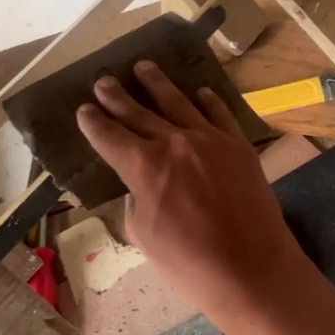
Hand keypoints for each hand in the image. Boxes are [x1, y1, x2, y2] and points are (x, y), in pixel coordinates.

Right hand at [77, 61, 312, 316]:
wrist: (251, 267)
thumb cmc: (190, 263)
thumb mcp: (144, 235)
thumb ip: (136, 202)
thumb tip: (141, 187)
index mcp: (144, 167)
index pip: (109, 136)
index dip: (93, 122)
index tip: (84, 109)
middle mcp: (174, 142)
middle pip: (139, 112)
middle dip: (117, 96)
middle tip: (104, 80)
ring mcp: (210, 139)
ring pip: (178, 102)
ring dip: (157, 83)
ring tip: (144, 66)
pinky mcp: (238, 144)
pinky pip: (219, 113)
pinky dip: (208, 100)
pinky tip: (200, 92)